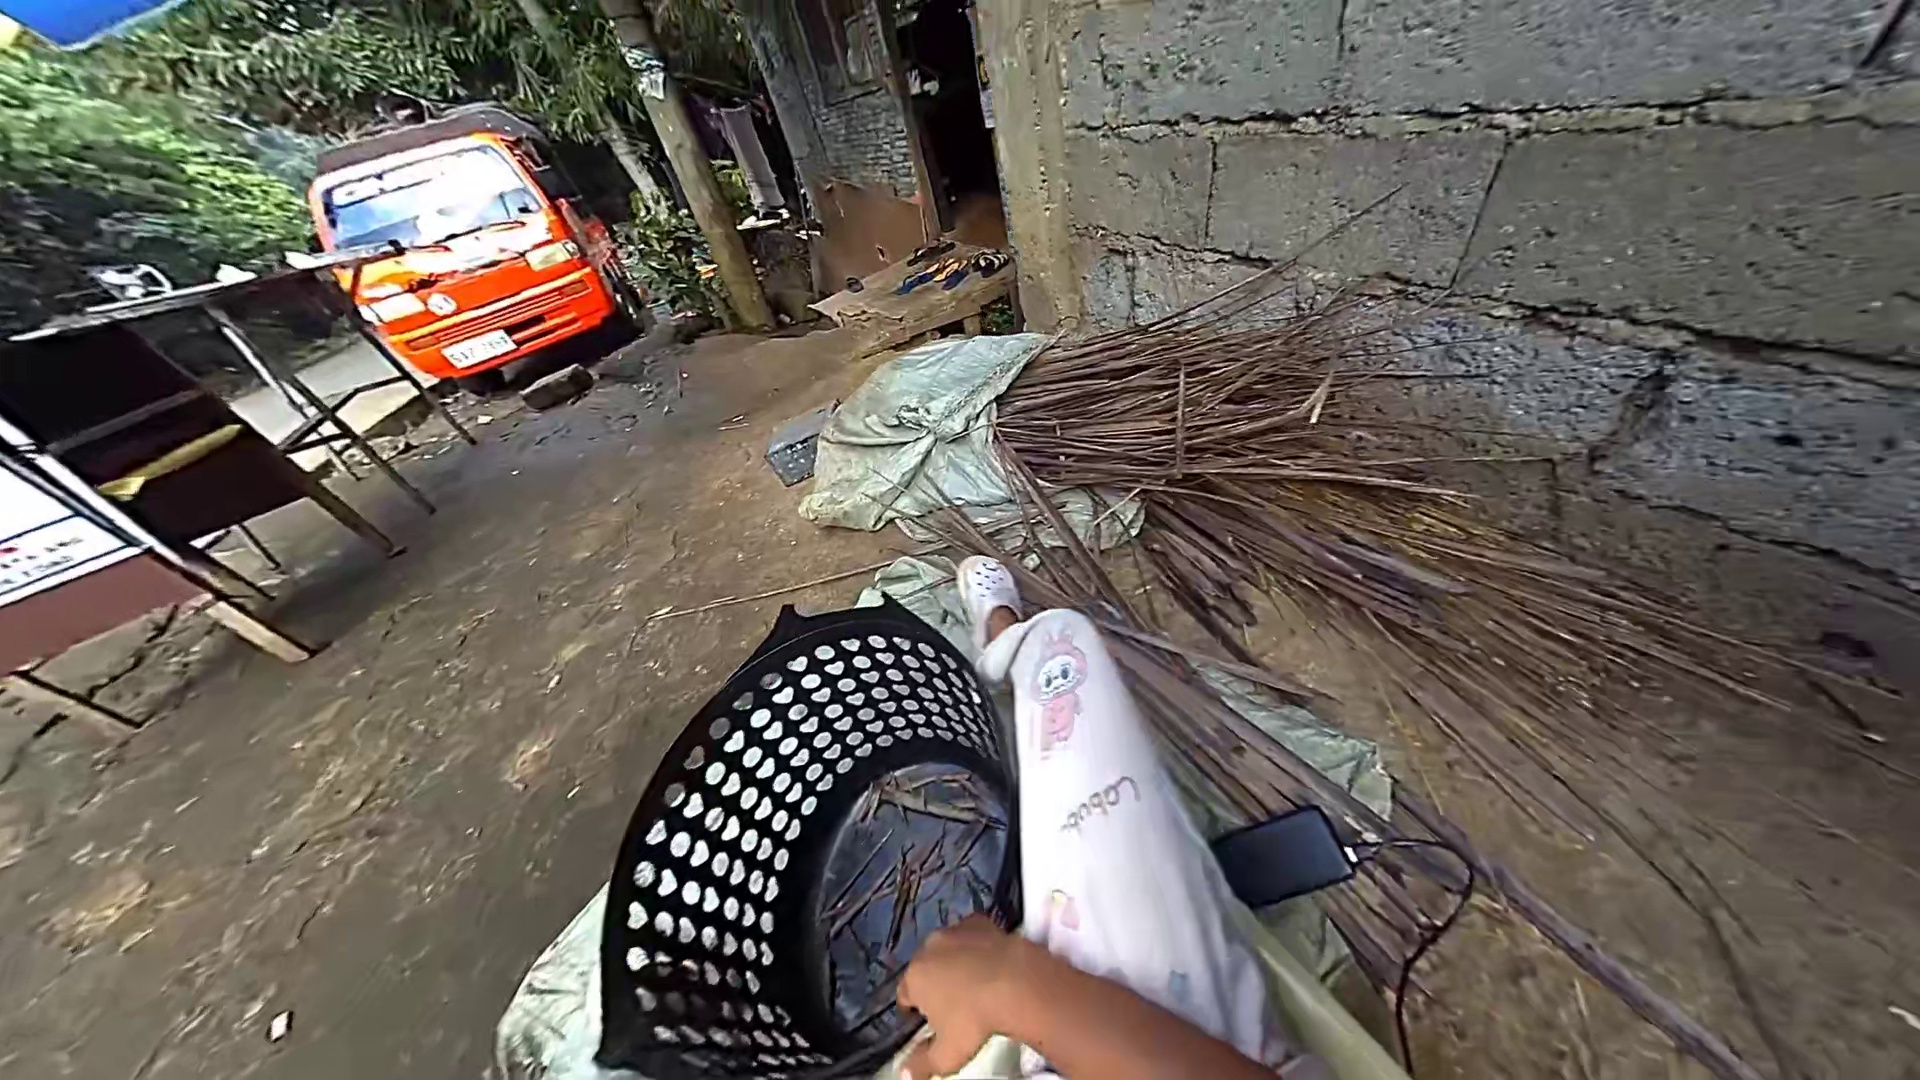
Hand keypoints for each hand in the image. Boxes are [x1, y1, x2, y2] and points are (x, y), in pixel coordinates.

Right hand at [896, 914, 1030, 1078]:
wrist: (1011, 980)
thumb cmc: (973, 1019)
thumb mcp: (945, 1055)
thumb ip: (920, 1064)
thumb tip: (902, 1073)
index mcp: (915, 976)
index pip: (904, 994)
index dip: (913, 1010)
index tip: (926, 1021)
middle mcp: (929, 947)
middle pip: (924, 967)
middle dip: (932, 982)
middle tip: (951, 1004)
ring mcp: (953, 929)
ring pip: (945, 948)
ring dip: (951, 961)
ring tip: (970, 982)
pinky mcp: (977, 920)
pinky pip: (968, 934)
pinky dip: (973, 945)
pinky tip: (986, 961)